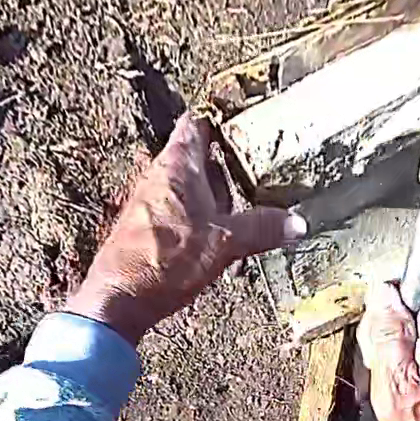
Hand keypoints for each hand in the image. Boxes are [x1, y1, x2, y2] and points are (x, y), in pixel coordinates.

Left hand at [65, 115, 306, 342]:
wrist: (121, 298)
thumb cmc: (166, 260)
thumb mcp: (225, 243)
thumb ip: (261, 228)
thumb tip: (298, 222)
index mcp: (178, 164)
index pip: (199, 123)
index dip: (222, 121)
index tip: (248, 128)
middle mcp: (160, 176)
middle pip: (199, 161)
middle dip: (228, 171)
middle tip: (260, 181)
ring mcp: (151, 203)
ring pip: (192, 192)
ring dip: (217, 205)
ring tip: (245, 221)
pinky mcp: (148, 230)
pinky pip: (182, 218)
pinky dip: (203, 226)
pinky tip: (218, 248)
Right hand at [357, 268, 419, 420]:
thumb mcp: (395, 379)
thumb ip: (388, 332)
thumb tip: (381, 290)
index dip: (402, 275)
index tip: (381, 302)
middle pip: (407, 296)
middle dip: (382, 317)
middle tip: (376, 353)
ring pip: (398, 319)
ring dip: (379, 341)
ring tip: (379, 371)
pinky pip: (399, 340)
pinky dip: (385, 356)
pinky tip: (382, 377)